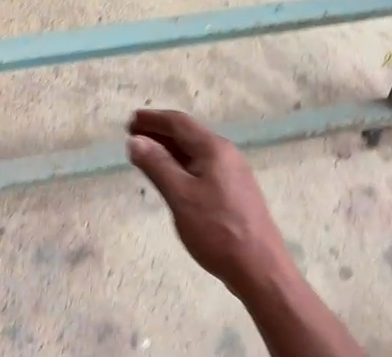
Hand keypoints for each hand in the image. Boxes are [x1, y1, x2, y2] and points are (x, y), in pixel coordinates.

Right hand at [127, 109, 296, 300]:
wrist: (261, 271)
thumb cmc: (218, 230)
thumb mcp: (180, 196)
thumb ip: (156, 165)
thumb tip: (136, 140)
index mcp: (214, 149)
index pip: (179, 123)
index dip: (153, 119)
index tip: (130, 121)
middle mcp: (226, 155)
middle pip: (188, 135)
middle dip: (159, 133)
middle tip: (132, 135)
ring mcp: (233, 175)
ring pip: (195, 153)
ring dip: (169, 150)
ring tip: (146, 155)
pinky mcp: (235, 194)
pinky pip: (202, 169)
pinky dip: (181, 166)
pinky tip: (172, 178)